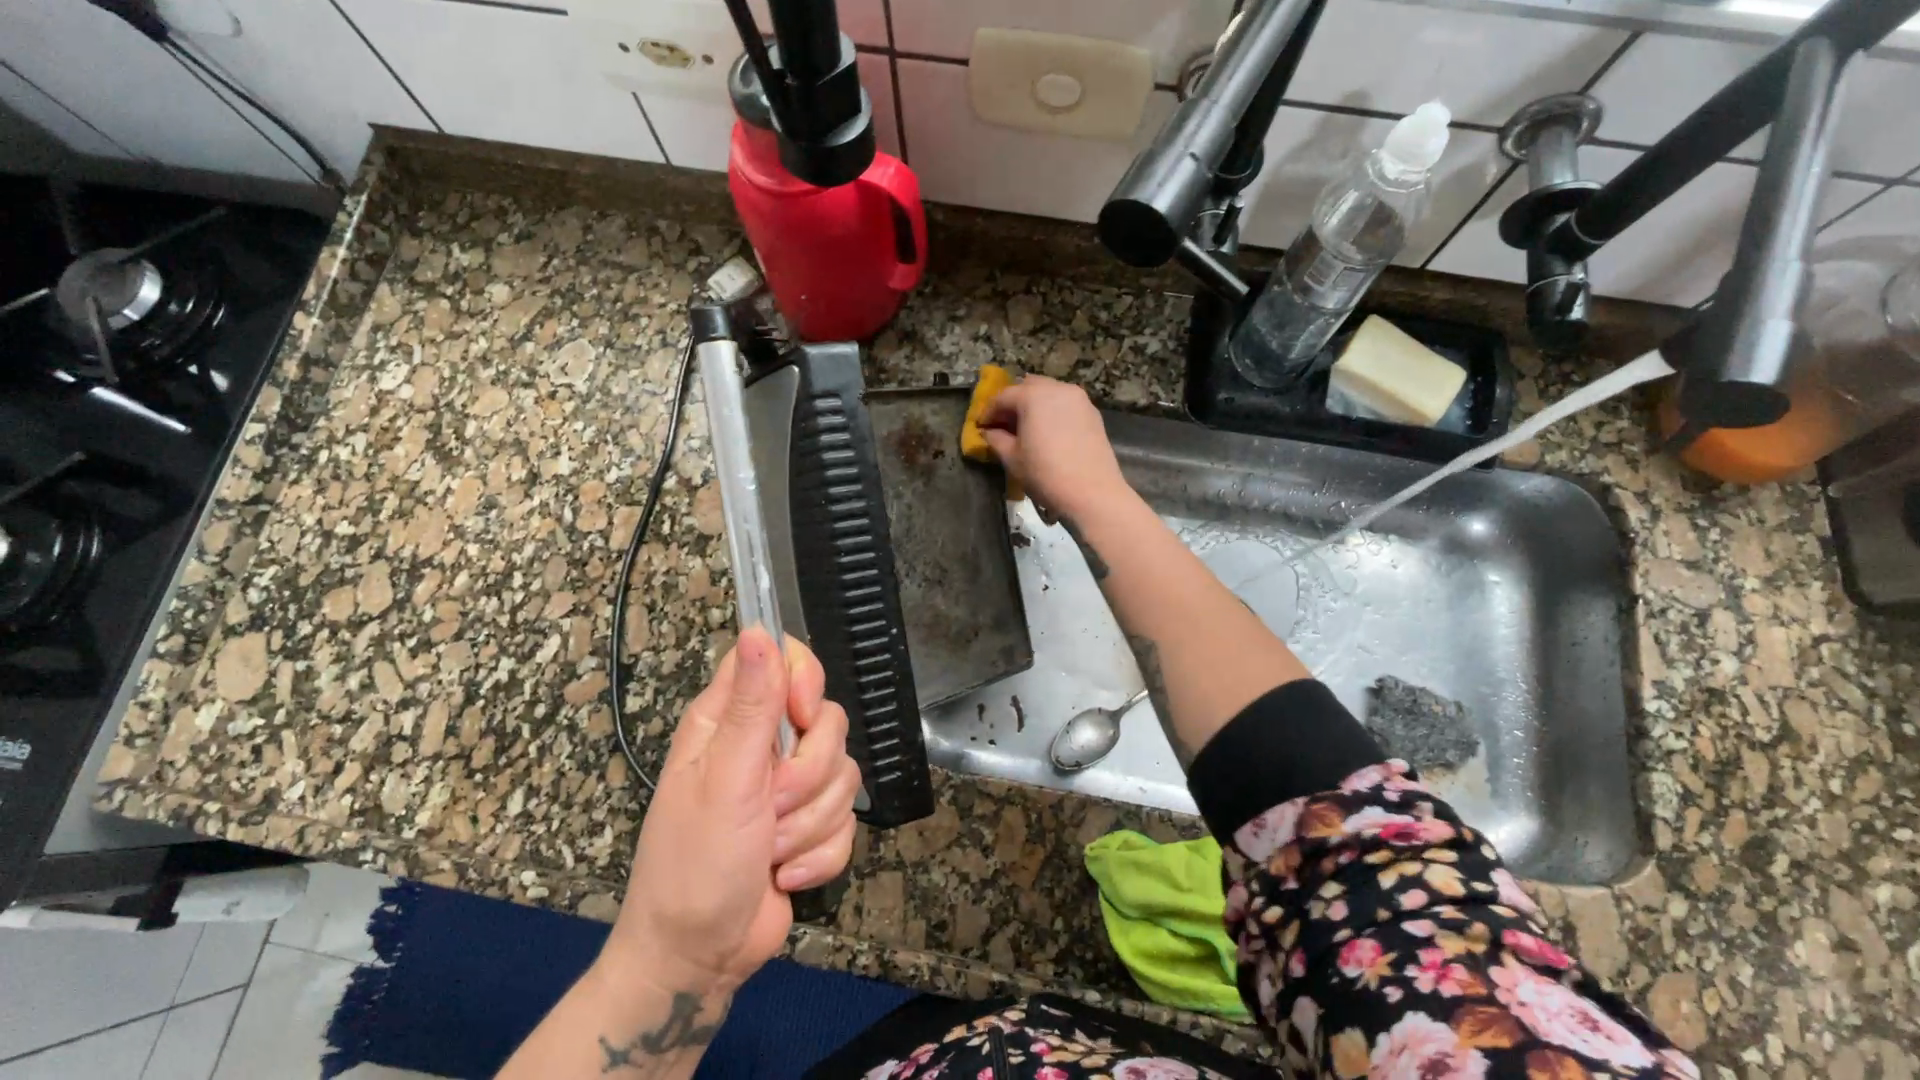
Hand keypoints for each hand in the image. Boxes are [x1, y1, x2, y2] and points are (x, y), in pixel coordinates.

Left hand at [604, 627, 861, 994]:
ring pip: (843, 775)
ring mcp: (788, 789)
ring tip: (769, 850)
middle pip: (827, 722)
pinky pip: (846, 821)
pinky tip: (785, 874)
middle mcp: (760, 746)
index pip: (781, 661)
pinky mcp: (810, 827)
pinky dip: (819, 854)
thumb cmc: (694, 865)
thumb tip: (759, 630)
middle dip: (807, 776)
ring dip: (809, 825)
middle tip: (768, 807)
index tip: (800, 719)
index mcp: (727, 721)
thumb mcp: (723, 781)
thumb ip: (751, 706)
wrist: (699, 956)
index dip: (803, 682)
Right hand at [979, 375, 1129, 522]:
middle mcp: (1057, 388)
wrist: (1092, 493)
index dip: (989, 411)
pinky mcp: (1092, 413)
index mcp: (1033, 396)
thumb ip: (996, 439)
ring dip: (1034, 405)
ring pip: (1049, 393)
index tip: (981, 426)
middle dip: (1013, 403)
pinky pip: (1065, 404)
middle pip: (1028, 387)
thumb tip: (989, 432)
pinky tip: (1047, 431)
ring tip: (1026, 427)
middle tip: (1003, 424)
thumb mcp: (1012, 459)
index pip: (1003, 396)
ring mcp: (1079, 399)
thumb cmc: (1045, 474)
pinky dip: (1052, 411)